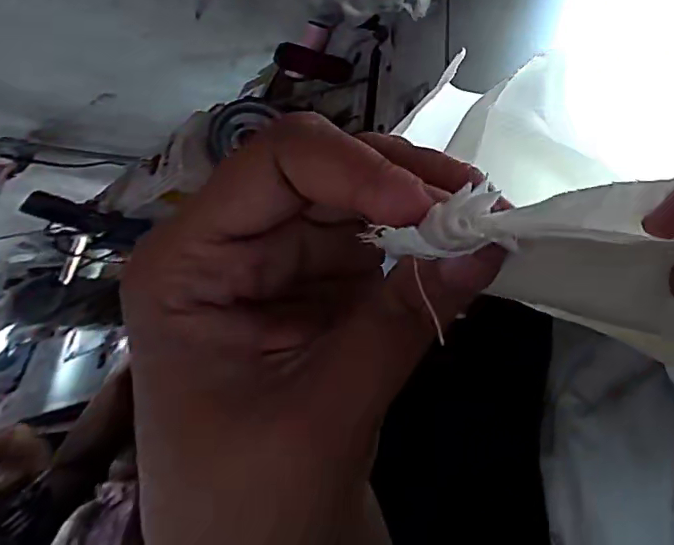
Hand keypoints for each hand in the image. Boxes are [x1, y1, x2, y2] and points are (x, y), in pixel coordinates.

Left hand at [121, 114, 503, 543]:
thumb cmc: (247, 510)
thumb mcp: (320, 415)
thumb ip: (401, 320)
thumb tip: (484, 245)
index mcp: (189, 260)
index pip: (273, 164)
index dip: (352, 167)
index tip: (422, 204)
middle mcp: (232, 239)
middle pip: (322, 164)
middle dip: (400, 175)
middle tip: (473, 199)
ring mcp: (281, 253)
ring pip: (358, 186)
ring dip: (423, 193)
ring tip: (481, 212)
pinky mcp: (322, 274)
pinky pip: (381, 228)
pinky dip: (426, 228)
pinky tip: (462, 241)